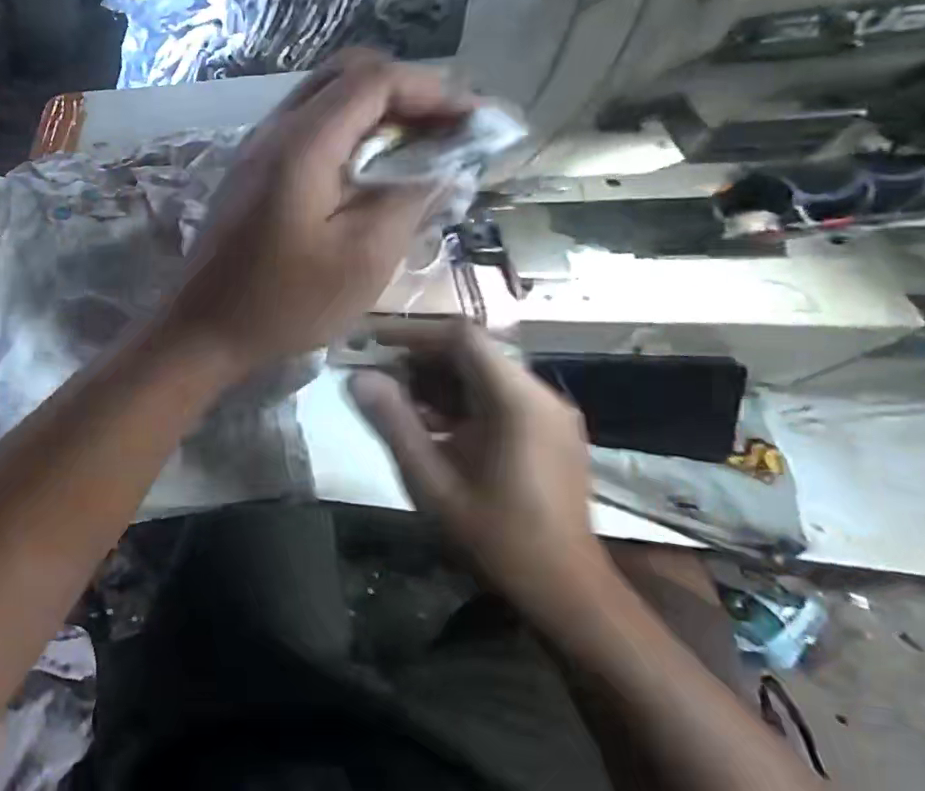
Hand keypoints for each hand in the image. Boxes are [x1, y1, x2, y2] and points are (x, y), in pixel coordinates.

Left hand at [160, 49, 474, 367]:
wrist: (203, 330)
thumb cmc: (284, 302)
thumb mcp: (363, 258)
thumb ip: (410, 199)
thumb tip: (445, 164)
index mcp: (301, 143)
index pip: (374, 80)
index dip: (433, 90)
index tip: (475, 120)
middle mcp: (274, 130)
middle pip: (346, 74)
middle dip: (406, 91)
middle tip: (447, 129)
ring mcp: (256, 148)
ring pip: (324, 98)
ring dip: (376, 110)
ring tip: (420, 147)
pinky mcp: (251, 172)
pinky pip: (307, 127)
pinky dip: (348, 132)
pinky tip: (372, 170)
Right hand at [346, 320, 607, 612]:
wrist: (567, 591)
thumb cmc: (496, 537)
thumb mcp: (431, 481)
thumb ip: (393, 423)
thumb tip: (357, 378)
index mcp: (516, 400)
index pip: (461, 336)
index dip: (412, 333)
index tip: (372, 343)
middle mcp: (541, 395)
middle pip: (473, 353)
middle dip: (420, 359)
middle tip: (376, 375)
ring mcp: (550, 414)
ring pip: (485, 374)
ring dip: (439, 381)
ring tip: (396, 402)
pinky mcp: (551, 431)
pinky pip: (500, 397)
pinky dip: (462, 401)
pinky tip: (432, 427)